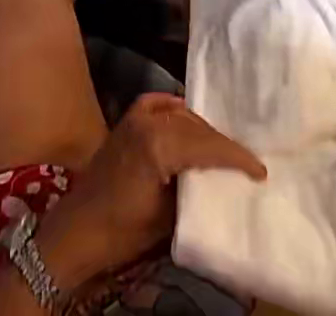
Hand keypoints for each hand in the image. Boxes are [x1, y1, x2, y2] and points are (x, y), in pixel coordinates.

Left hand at [37, 94, 265, 284]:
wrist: (75, 231)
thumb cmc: (122, 230)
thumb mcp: (169, 216)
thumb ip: (197, 188)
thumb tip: (225, 179)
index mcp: (160, 143)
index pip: (210, 145)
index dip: (238, 157)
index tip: (260, 170)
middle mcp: (150, 120)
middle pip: (199, 128)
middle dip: (222, 143)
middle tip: (246, 161)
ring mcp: (137, 115)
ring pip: (184, 115)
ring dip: (203, 130)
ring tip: (224, 148)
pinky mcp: (128, 118)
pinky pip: (161, 104)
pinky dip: (177, 109)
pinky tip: (190, 116)